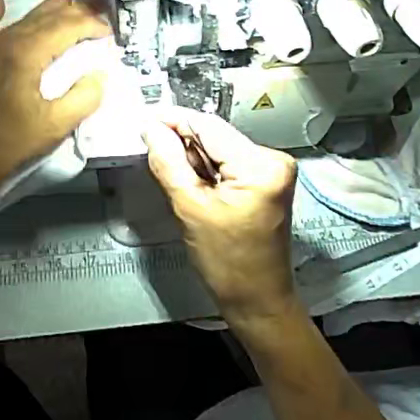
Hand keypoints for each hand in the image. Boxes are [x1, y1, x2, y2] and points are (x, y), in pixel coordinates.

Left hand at [0, 0, 109, 237]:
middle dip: (74, 11)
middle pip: (45, 17)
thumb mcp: (52, 128)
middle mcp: (3, 41)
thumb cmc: (2, 149)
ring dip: (45, 9)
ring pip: (19, 19)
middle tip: (97, 7)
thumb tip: (99, 75)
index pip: (67, 27)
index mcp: (25, 53)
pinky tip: (0, 1)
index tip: (110, 31)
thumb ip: (82, 98)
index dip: (91, 24)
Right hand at [144, 109, 301, 327]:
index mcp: (261, 165)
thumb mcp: (190, 208)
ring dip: (194, 157)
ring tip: (180, 183)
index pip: (209, 127)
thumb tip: (152, 129)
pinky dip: (208, 169)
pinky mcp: (267, 180)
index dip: (174, 120)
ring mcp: (273, 169)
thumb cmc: (227, 262)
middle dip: (183, 142)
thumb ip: (169, 162)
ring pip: (220, 147)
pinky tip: (197, 186)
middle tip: (154, 153)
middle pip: (216, 135)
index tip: (145, 119)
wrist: (257, 299)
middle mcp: (273, 159)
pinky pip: (229, 161)